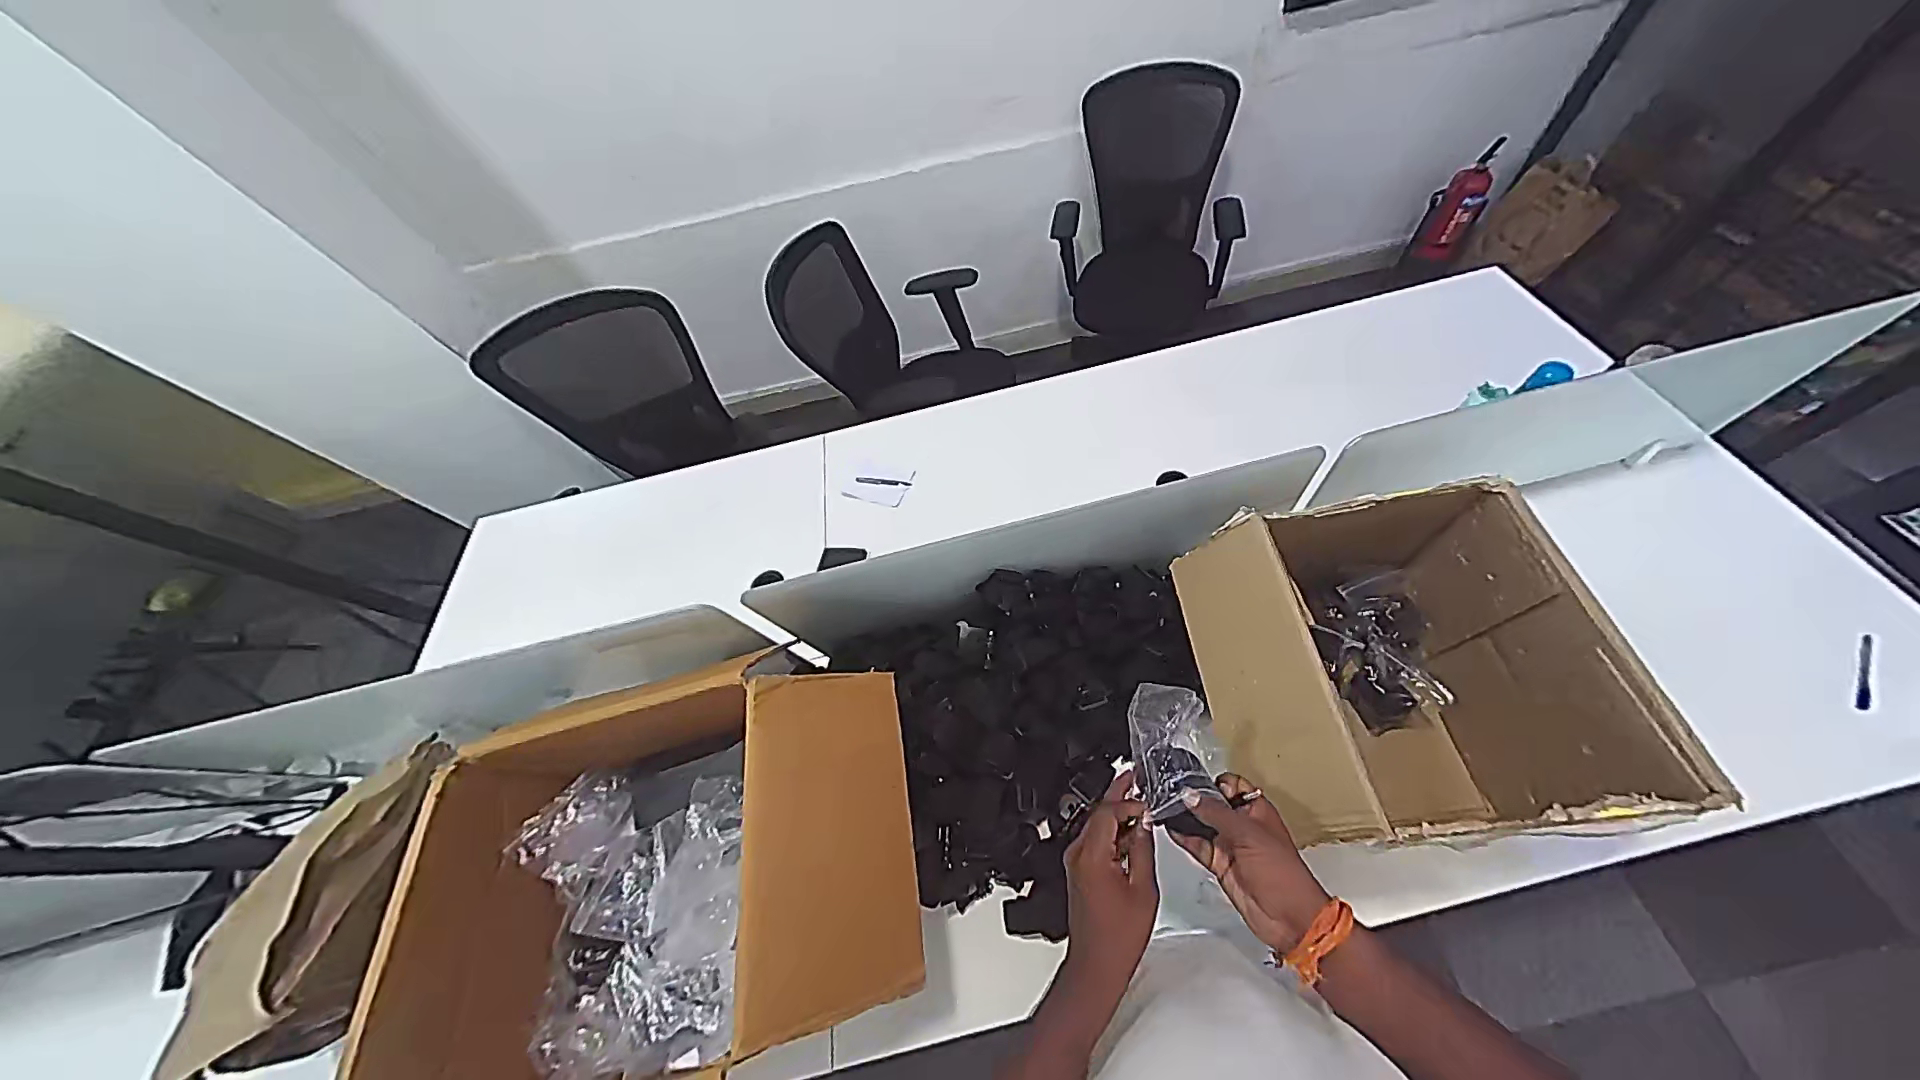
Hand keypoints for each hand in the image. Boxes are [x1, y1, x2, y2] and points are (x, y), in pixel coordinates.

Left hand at [1062, 770, 1157, 985]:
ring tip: (1137, 804)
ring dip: (1116, 814)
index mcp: (1092, 855)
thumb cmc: (1118, 936)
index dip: (1127, 800)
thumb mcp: (1143, 888)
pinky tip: (1129, 833)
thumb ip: (1142, 849)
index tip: (1145, 797)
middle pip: (1098, 813)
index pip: (1107, 812)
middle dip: (1118, 796)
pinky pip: (1094, 841)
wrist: (1097, 962)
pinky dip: (1111, 832)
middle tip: (1134, 779)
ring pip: (1096, 826)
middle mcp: (1078, 853)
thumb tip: (1144, 824)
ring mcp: (1076, 861)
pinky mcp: (1078, 869)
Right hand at [1170, 773, 1331, 952]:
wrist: (1289, 919)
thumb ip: (1216, 813)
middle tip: (1169, 790)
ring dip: (1185, 817)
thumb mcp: (1248, 834)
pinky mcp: (1220, 863)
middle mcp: (1242, 825)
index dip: (1212, 780)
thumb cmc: (1283, 873)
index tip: (1189, 777)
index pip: (1231, 784)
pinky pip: (1198, 845)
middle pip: (1213, 803)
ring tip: (1163, 806)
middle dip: (1193, 798)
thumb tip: (1190, 795)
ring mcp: (1230, 845)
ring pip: (1202, 824)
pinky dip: (1184, 837)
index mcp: (1256, 810)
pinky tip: (1170, 828)